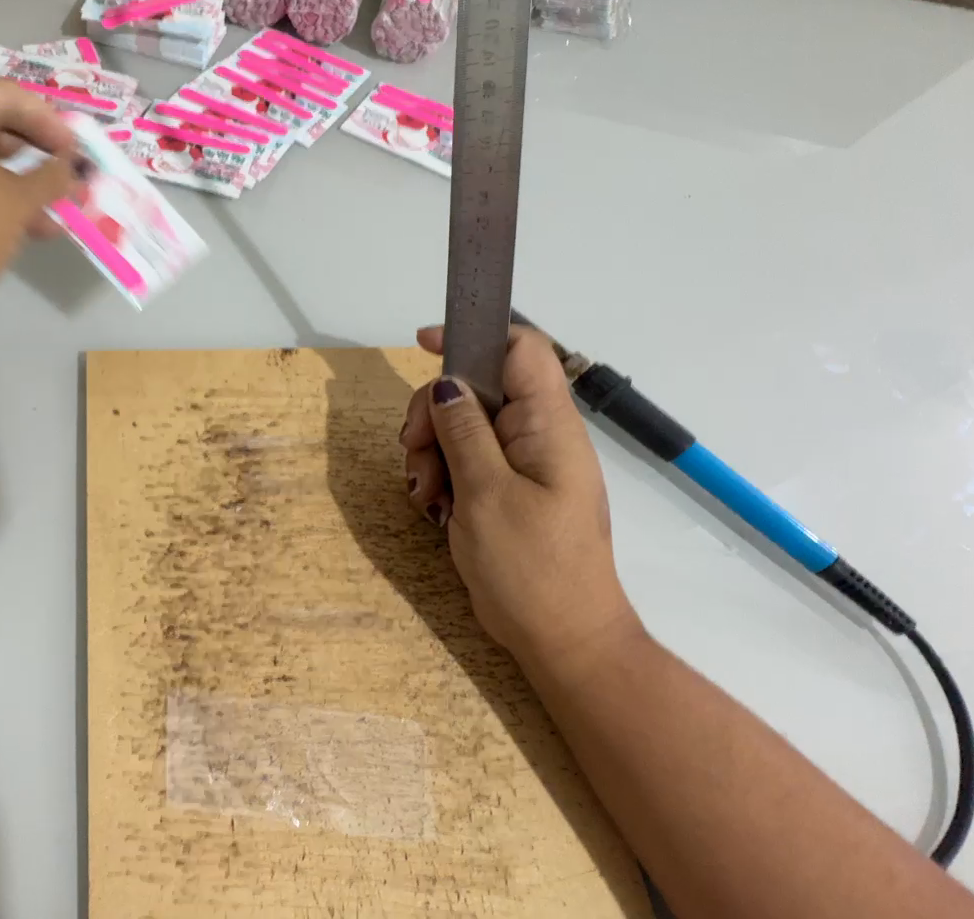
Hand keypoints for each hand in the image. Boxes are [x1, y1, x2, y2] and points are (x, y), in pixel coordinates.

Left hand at [0, 80, 83, 322]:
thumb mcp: (20, 200)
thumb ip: (53, 176)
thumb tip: (71, 166)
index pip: (8, 94)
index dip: (49, 119)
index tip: (75, 149)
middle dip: (39, 152)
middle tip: (70, 175)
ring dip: (26, 182)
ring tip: (61, 209)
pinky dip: (0, 198)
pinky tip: (35, 228)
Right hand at [400, 325, 640, 668]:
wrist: (561, 638)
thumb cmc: (530, 565)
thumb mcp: (486, 494)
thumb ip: (464, 433)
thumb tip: (447, 384)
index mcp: (547, 425)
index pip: (521, 350)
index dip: (474, 336)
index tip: (422, 346)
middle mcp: (537, 436)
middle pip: (475, 389)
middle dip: (434, 413)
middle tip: (413, 451)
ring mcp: (521, 464)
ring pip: (461, 427)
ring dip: (431, 452)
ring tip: (425, 495)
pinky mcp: (506, 490)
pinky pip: (465, 461)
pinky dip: (441, 476)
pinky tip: (434, 507)